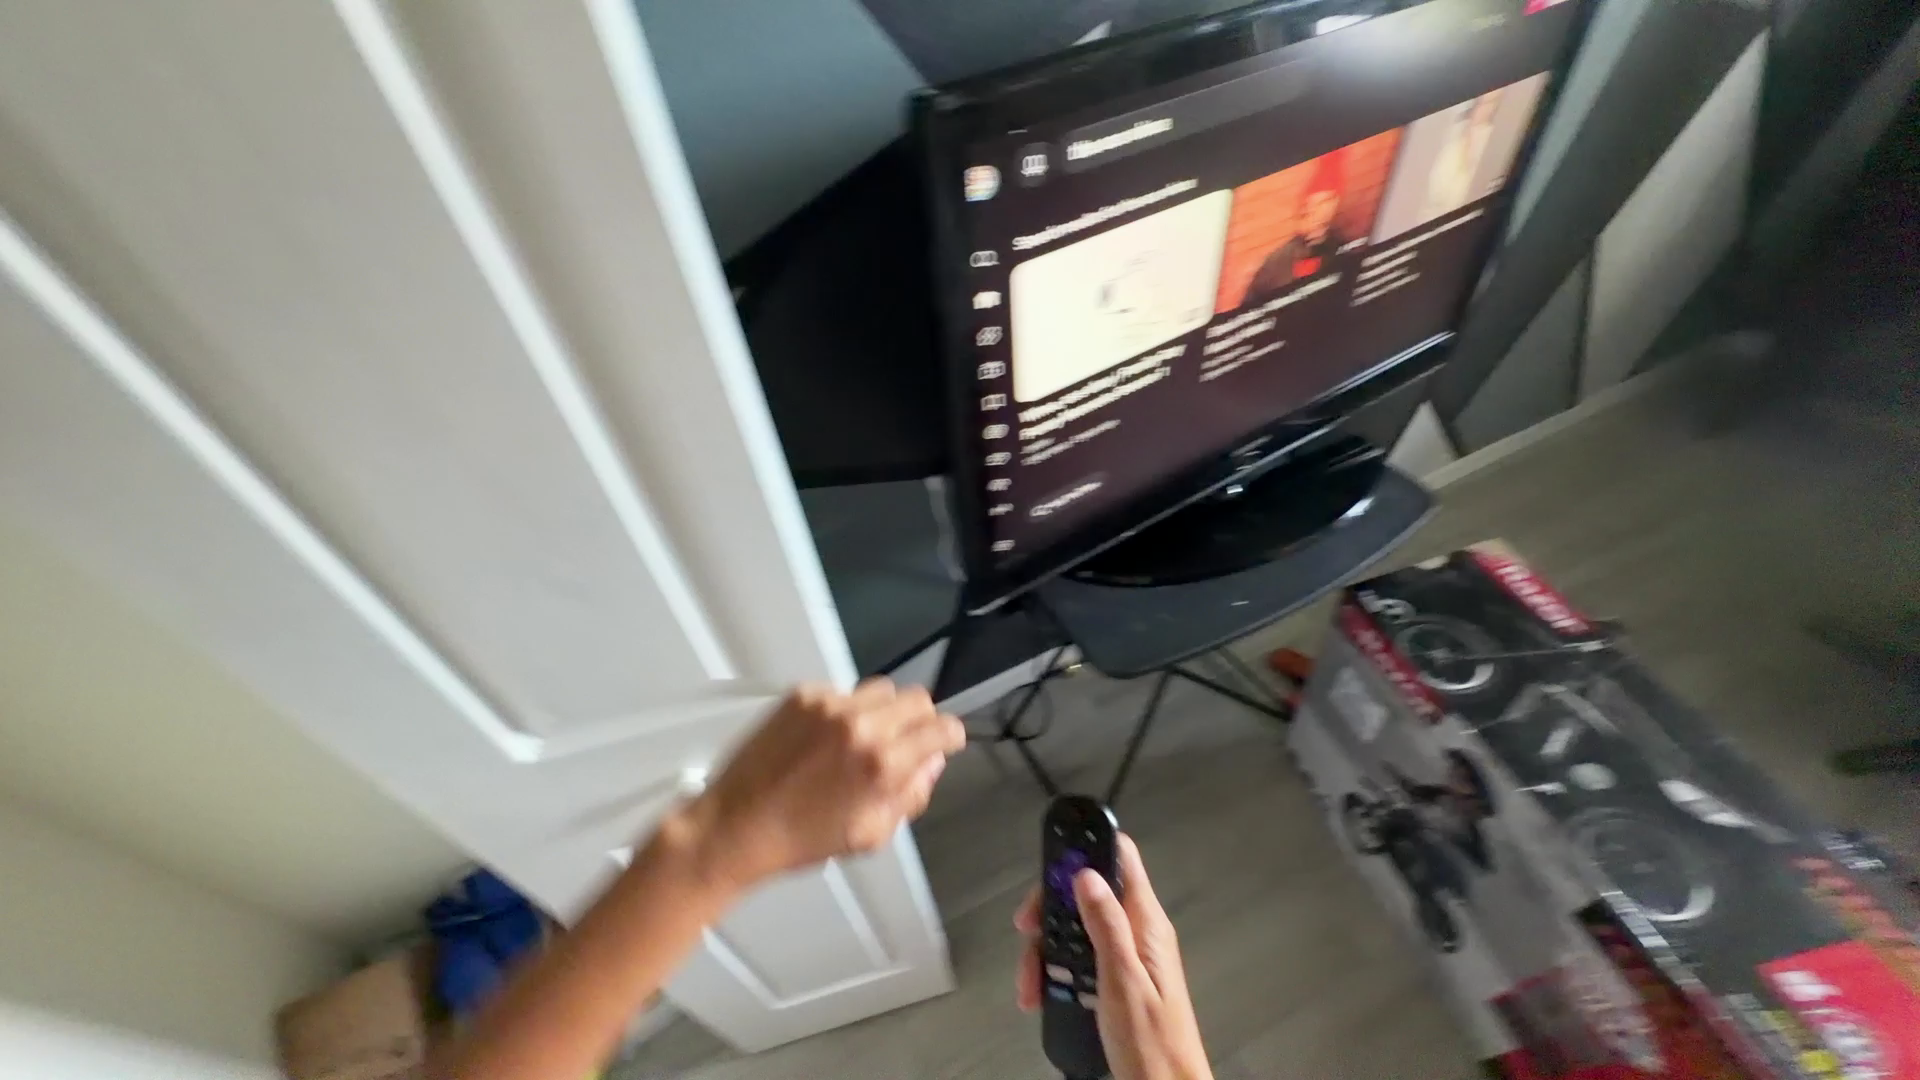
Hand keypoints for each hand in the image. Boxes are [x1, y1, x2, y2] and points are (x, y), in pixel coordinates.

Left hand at [685, 678, 964, 891]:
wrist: (733, 827)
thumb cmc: (803, 841)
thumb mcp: (869, 835)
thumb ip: (909, 796)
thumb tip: (931, 762)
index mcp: (883, 763)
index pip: (941, 728)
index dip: (949, 736)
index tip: (945, 742)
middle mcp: (862, 724)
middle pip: (916, 699)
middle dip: (919, 720)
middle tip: (905, 741)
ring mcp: (830, 704)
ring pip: (880, 690)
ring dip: (882, 711)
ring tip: (861, 738)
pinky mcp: (802, 695)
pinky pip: (841, 692)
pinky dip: (843, 711)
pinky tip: (823, 738)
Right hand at [1016, 835, 1211, 1079]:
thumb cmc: (1149, 1042)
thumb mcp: (1122, 980)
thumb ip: (1105, 924)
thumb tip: (1085, 872)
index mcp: (1145, 921)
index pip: (1120, 856)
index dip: (1087, 848)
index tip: (1051, 863)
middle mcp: (1137, 929)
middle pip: (1087, 891)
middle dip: (1052, 908)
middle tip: (1026, 928)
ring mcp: (1126, 953)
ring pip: (1076, 927)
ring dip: (1047, 949)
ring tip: (1029, 982)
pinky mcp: (1115, 978)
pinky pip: (1079, 957)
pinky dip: (1056, 971)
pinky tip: (1038, 991)